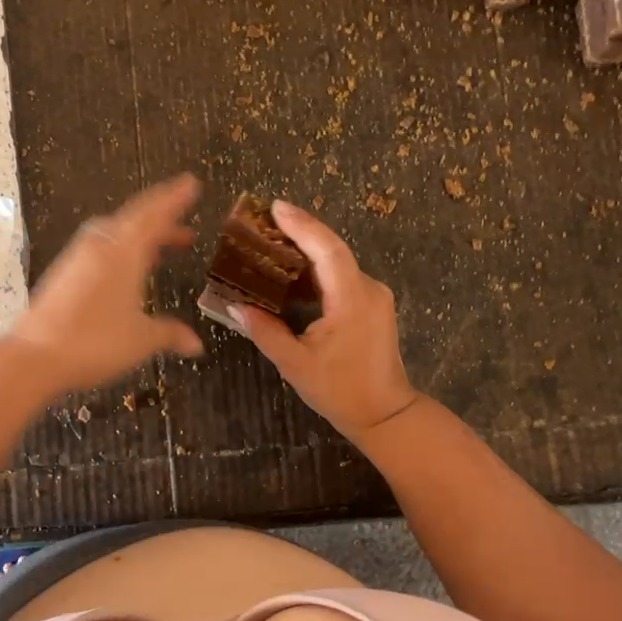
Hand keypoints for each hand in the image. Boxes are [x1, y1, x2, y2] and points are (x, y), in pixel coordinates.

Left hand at [7, 174, 204, 395]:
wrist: (36, 355)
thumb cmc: (95, 342)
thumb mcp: (141, 339)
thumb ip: (170, 334)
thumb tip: (195, 343)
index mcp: (124, 252)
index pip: (153, 214)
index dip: (173, 199)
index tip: (190, 184)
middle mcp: (100, 247)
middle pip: (133, 221)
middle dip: (160, 222)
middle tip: (183, 231)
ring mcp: (77, 259)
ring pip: (113, 235)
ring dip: (137, 238)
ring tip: (157, 251)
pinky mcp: (63, 275)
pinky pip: (98, 251)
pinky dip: (118, 253)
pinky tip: (124, 274)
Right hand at [229, 201, 418, 440]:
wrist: (384, 414)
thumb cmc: (339, 391)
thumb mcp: (295, 364)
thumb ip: (266, 332)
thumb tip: (237, 307)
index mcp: (351, 300)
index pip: (328, 250)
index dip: (302, 226)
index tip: (275, 207)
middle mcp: (368, 290)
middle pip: (332, 250)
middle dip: (300, 231)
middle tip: (265, 220)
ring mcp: (373, 297)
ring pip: (337, 263)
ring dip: (306, 251)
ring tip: (271, 243)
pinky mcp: (372, 306)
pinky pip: (341, 278)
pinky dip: (316, 271)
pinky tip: (291, 275)